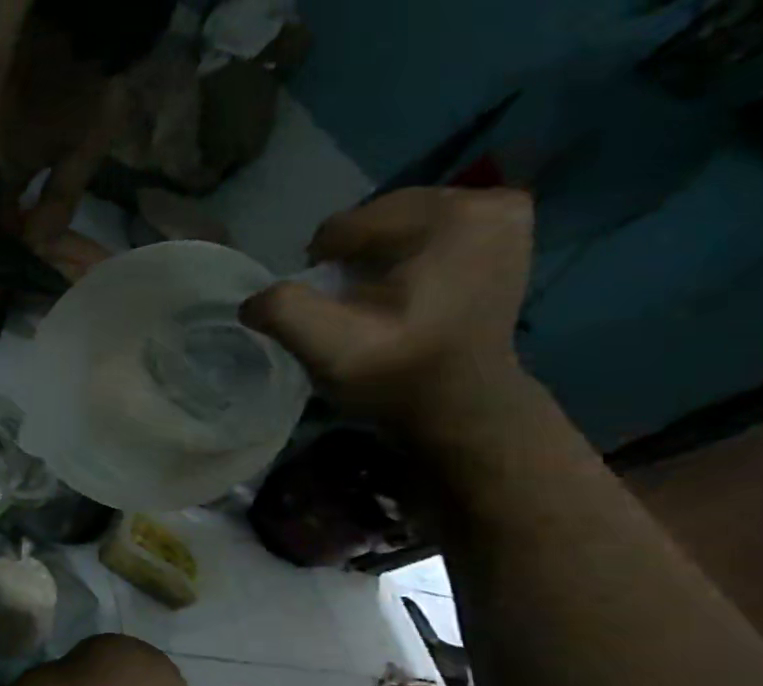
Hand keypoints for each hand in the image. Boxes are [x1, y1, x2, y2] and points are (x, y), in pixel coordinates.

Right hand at [239, 188, 535, 424]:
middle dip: (355, 258)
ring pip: (404, 220)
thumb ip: (286, 313)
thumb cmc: (397, 378)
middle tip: (353, 307)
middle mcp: (486, 200)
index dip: (323, 271)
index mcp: (447, 218)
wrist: (460, 409)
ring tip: (382, 300)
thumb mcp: (331, 351)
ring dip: (381, 254)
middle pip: (378, 217)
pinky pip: (436, 225)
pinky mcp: (510, 228)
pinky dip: (413, 251)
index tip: (333, 312)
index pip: (346, 226)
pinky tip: (412, 287)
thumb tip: (252, 301)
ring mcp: (505, 213)